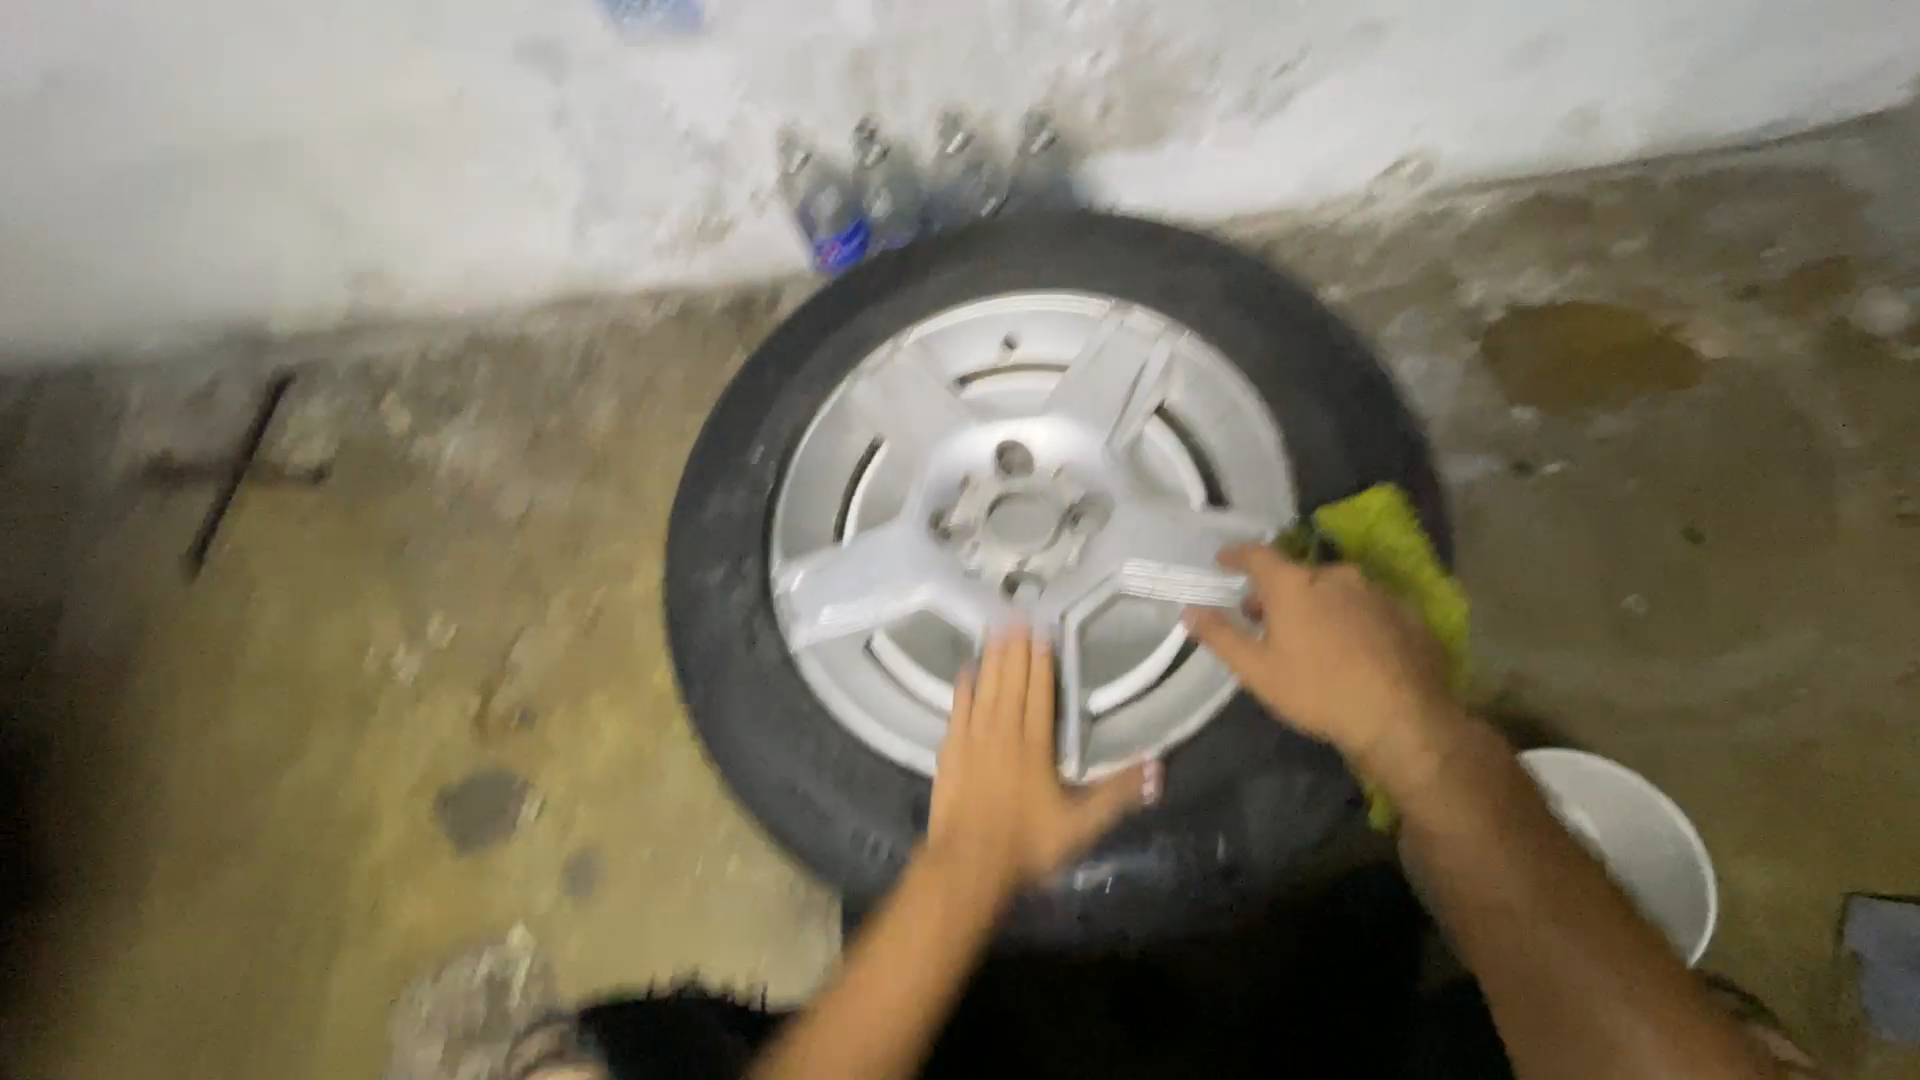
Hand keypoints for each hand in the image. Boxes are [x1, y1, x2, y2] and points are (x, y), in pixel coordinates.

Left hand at [925, 630, 1162, 895]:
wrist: (968, 864)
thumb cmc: (1027, 844)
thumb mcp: (1081, 825)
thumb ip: (1118, 792)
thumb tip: (1158, 765)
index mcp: (1035, 745)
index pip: (1040, 692)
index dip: (1042, 660)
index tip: (1043, 631)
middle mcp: (1003, 732)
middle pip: (1011, 681)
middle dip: (1015, 646)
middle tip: (1017, 613)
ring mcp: (972, 739)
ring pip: (984, 688)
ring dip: (991, 656)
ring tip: (995, 627)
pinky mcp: (949, 751)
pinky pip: (958, 710)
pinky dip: (962, 687)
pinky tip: (965, 670)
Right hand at [1182, 545, 1458, 767]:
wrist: (1404, 719)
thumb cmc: (1318, 690)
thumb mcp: (1256, 670)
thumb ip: (1220, 636)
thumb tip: (1189, 611)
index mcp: (1295, 584)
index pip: (1258, 554)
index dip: (1237, 555)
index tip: (1223, 560)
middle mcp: (1336, 576)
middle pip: (1298, 574)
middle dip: (1277, 591)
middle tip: (1264, 616)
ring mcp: (1378, 593)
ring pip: (1336, 589)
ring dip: (1317, 603)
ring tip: (1310, 634)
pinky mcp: (1408, 614)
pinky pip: (1368, 607)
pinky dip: (1351, 618)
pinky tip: (1352, 649)